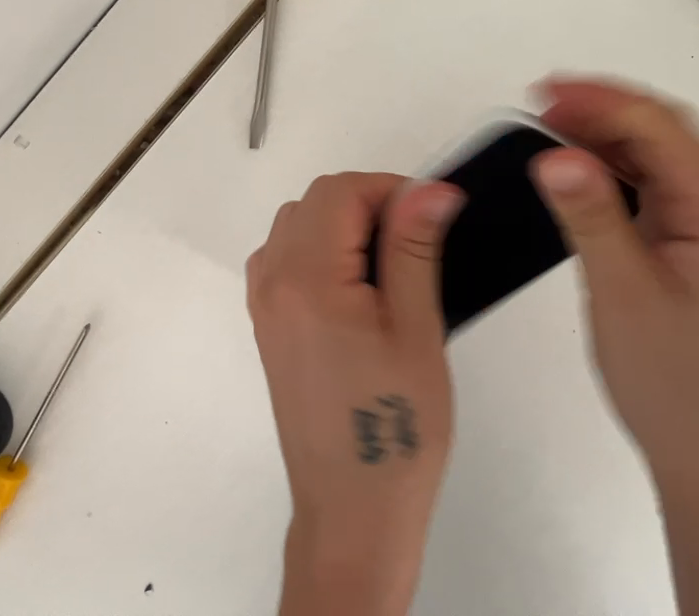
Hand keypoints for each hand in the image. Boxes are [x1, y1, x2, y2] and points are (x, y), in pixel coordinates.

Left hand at [246, 172, 464, 615]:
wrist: (353, 510)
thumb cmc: (397, 424)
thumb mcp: (416, 330)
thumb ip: (414, 248)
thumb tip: (431, 188)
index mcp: (306, 279)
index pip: (341, 192)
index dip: (393, 190)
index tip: (434, 217)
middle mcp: (272, 283)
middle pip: (315, 202)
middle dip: (369, 203)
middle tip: (419, 243)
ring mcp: (264, 306)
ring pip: (297, 225)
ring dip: (343, 225)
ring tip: (392, 267)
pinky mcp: (268, 327)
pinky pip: (285, 258)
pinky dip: (320, 250)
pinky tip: (357, 288)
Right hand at [530, 77, 698, 482]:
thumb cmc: (667, 379)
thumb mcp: (622, 293)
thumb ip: (591, 217)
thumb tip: (555, 154)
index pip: (664, 131)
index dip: (604, 102)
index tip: (545, 93)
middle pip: (667, 135)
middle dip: (606, 110)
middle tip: (543, 105)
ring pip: (659, 158)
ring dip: (608, 137)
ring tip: (552, 128)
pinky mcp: (692, 244)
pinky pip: (653, 188)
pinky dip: (614, 169)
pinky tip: (579, 168)